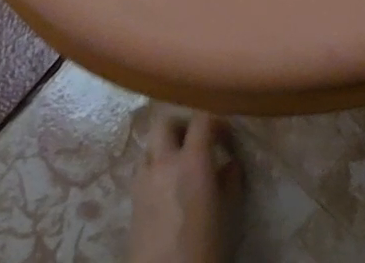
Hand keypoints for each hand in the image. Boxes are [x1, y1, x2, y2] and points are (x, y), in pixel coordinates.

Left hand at [127, 111, 240, 262]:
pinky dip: (155, 164)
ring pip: (150, 143)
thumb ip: (232, 181)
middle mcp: (164, 161)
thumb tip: (230, 164)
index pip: (201, 119)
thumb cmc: (205, 245)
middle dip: (183, 124)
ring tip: (182, 163)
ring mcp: (144, 178)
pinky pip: (143, 167)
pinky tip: (168, 184)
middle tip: (199, 141)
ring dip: (166, 144)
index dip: (216, 121)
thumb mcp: (230, 213)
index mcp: (192, 160)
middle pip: (165, 122)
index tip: (227, 138)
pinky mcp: (132, 197)